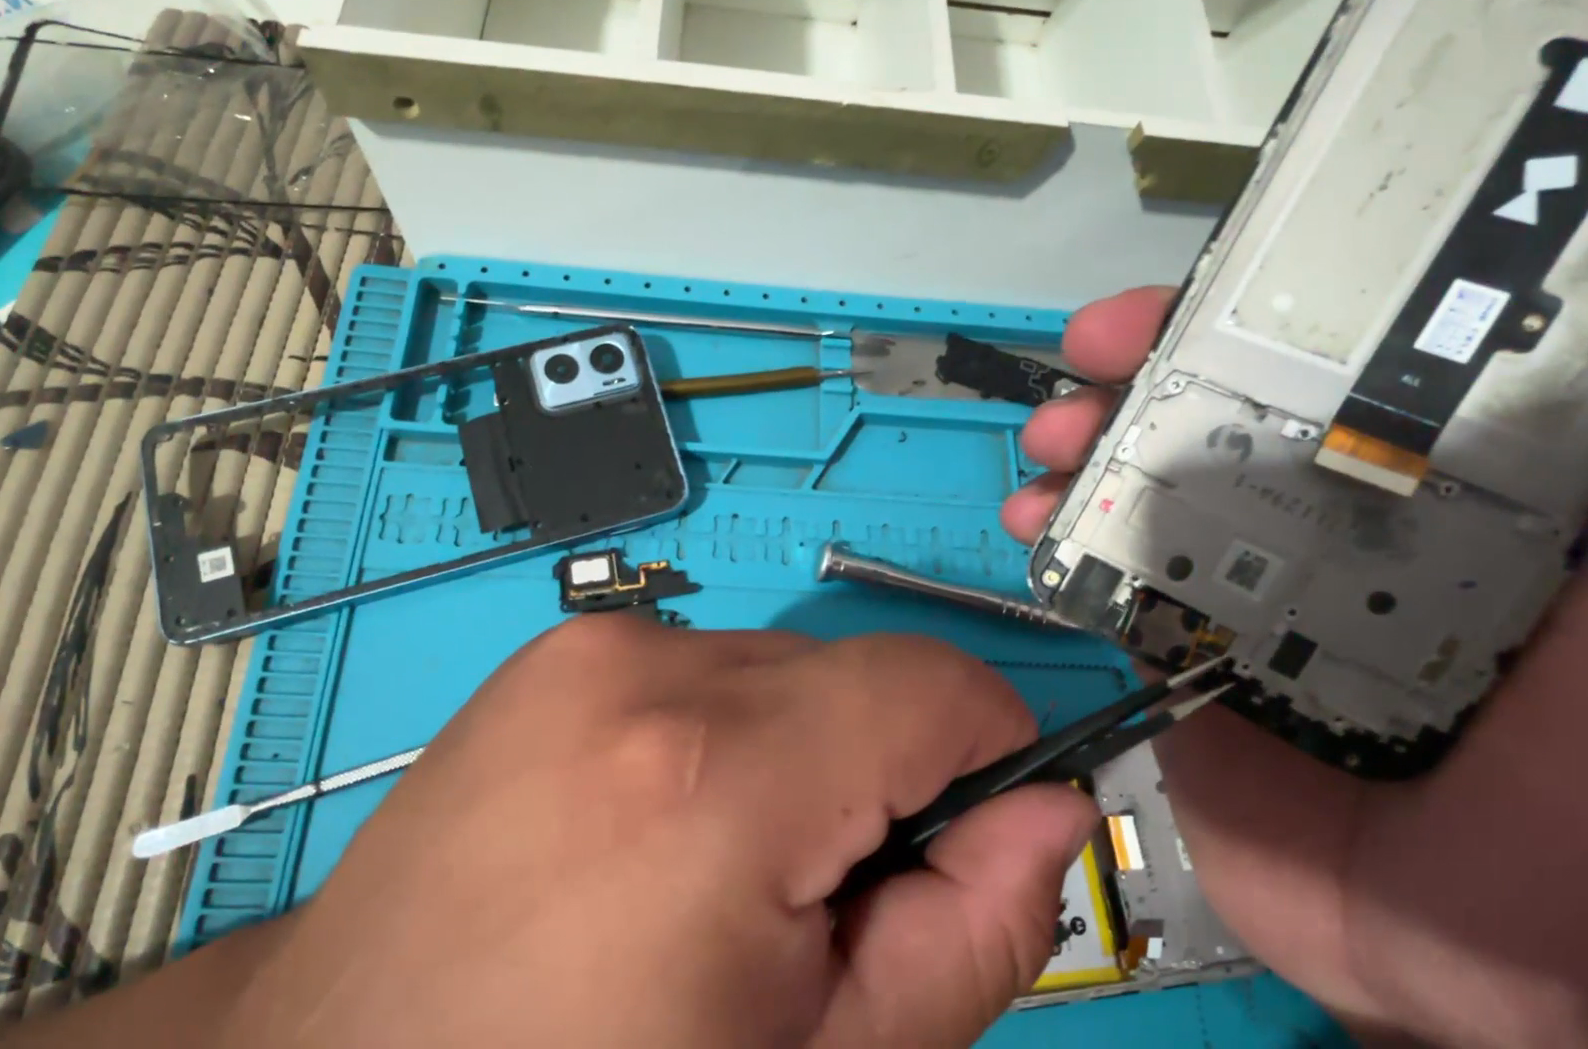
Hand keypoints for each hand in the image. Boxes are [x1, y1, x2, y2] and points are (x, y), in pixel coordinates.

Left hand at [210, 619, 1092, 1047]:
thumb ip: (970, 932)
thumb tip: (1044, 810)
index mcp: (716, 776)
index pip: (937, 683)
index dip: (989, 753)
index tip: (966, 834)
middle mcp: (640, 674)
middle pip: (854, 675)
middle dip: (879, 774)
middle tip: (812, 901)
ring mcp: (579, 655)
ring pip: (776, 672)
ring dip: (792, 758)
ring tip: (716, 875)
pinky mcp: (544, 661)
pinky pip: (693, 674)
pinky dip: (715, 740)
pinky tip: (654, 834)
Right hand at [1002, 288, 1587, 1046]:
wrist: (1515, 967)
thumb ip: (1567, 526)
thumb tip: (1520, 388)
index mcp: (1407, 523)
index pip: (1309, 404)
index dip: (1236, 345)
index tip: (1165, 319)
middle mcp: (1305, 553)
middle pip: (1201, 451)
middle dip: (1133, 397)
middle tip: (1078, 379)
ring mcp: (1228, 616)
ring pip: (1137, 517)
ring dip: (1082, 470)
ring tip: (1043, 452)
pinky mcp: (1170, 682)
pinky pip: (1106, 606)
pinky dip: (1061, 561)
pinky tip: (1032, 532)